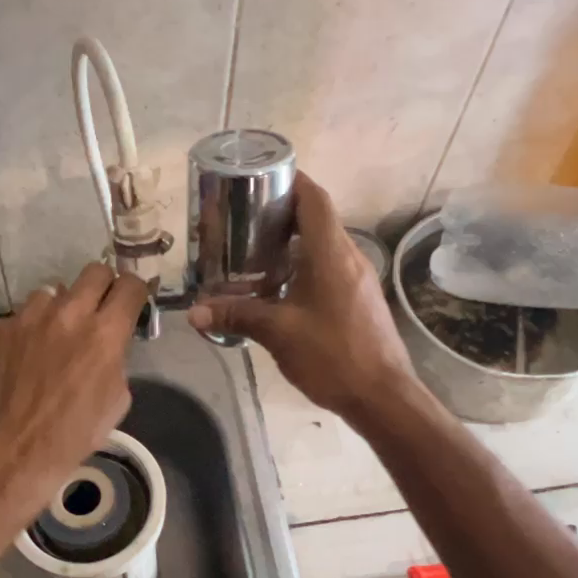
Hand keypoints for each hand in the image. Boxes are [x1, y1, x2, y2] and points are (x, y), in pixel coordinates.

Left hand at [0, 263, 149, 528]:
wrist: (11, 453)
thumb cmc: (72, 437)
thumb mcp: (115, 402)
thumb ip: (116, 361)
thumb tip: (108, 347)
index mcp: (104, 335)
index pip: (130, 286)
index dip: (135, 290)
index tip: (132, 300)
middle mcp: (67, 315)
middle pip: (94, 272)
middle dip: (102, 287)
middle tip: (99, 308)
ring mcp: (28, 319)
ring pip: (53, 292)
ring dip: (61, 307)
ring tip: (56, 334)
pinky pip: (21, 316)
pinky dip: (29, 330)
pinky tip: (26, 356)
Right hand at [187, 173, 417, 419]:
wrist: (382, 395)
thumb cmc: (332, 355)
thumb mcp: (277, 333)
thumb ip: (236, 317)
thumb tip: (194, 313)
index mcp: (331, 253)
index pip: (313, 198)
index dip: (289, 182)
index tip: (258, 182)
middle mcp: (349, 257)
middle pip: (317, 218)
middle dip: (281, 214)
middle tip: (243, 223)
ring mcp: (358, 279)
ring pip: (324, 245)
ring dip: (292, 244)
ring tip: (254, 254)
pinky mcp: (360, 300)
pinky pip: (330, 268)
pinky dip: (304, 267)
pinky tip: (280, 289)